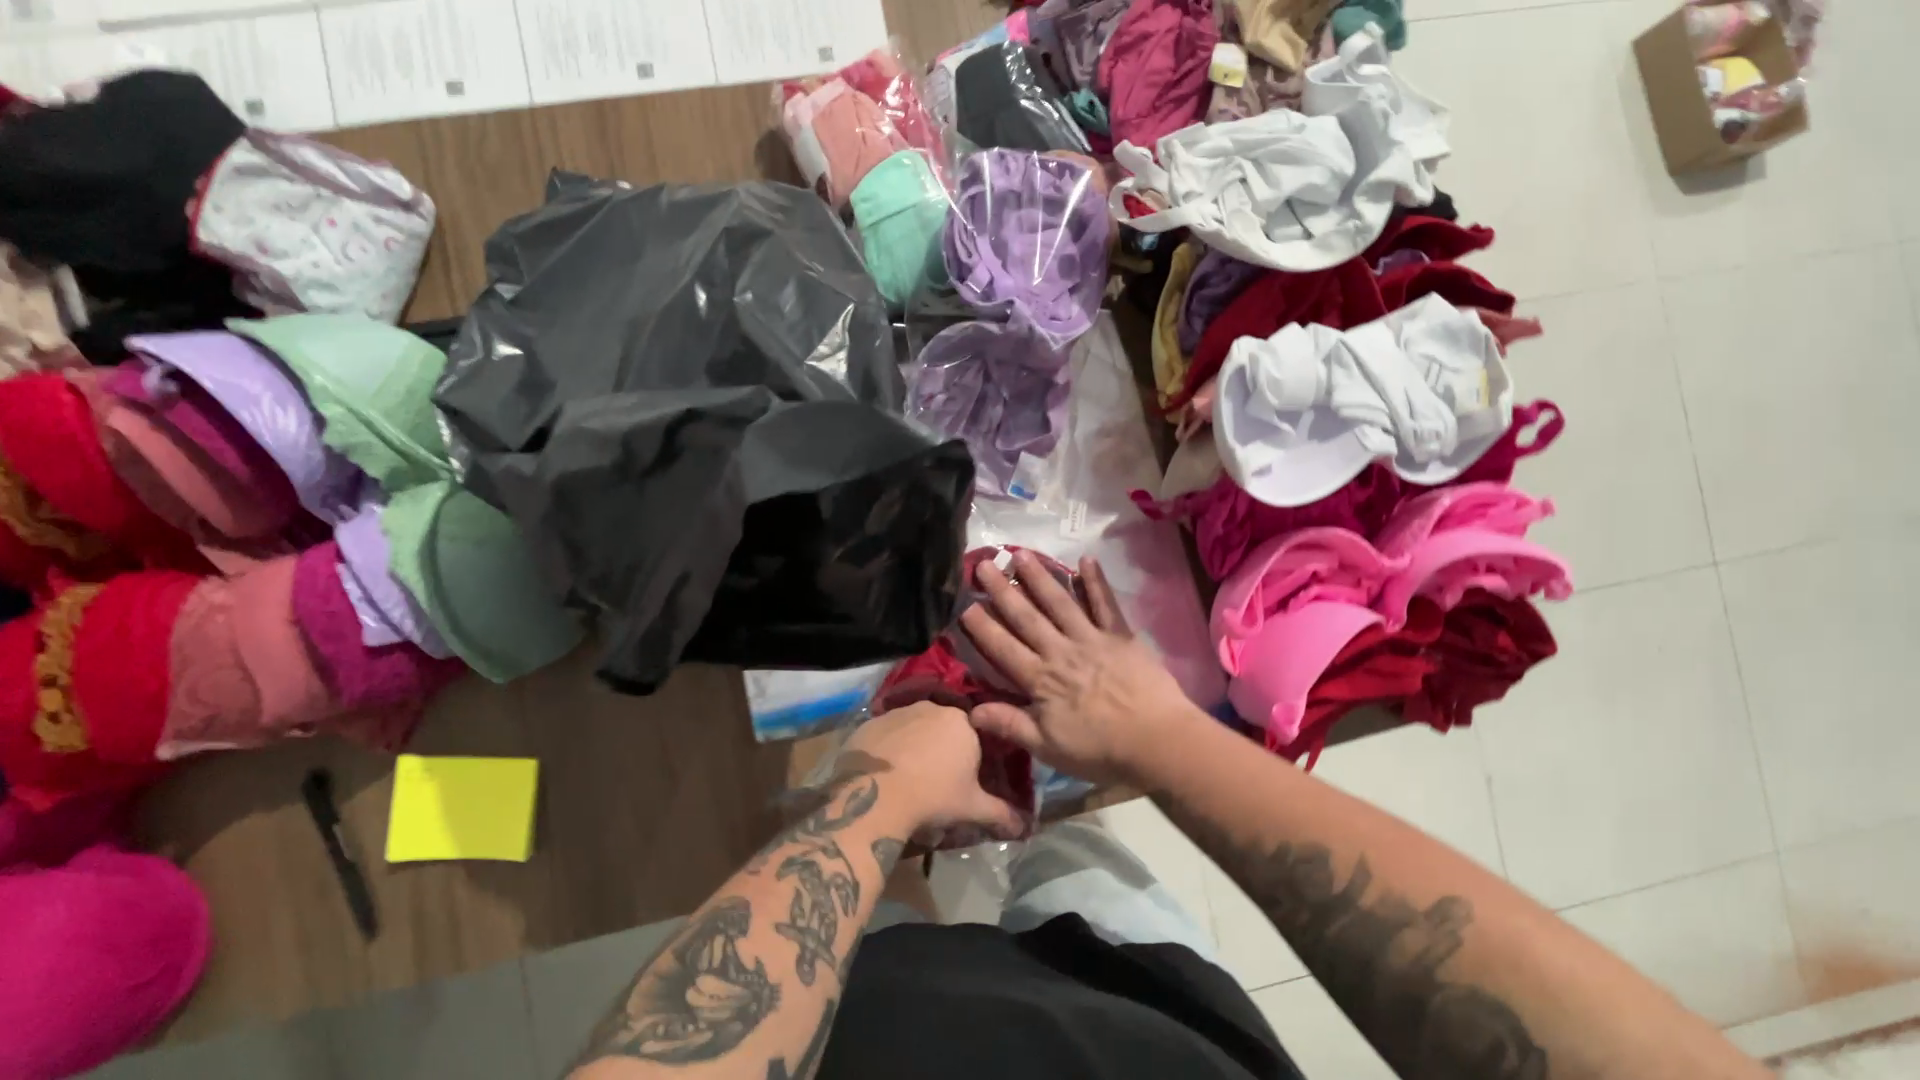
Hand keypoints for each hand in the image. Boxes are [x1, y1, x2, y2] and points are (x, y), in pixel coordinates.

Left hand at [839, 701, 1025, 838]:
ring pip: (912, 728)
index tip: (962, 779)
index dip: (968, 757)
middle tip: (935, 780)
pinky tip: (883, 774)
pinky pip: (885, 734)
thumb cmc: (933, 797)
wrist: (874, 798)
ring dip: (913, 747)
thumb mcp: (973, 808)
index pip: (973, 734)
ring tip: (907, 778)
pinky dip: (887, 749)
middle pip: (941, 728)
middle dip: (941, 749)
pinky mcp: (868, 723)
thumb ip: (1002, 814)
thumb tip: (1027, 826)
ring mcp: (896, 713)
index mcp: (961, 722)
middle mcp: (930, 708)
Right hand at [959, 553, 1203, 785]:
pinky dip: (1096, 582)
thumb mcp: (1048, 748)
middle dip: (1003, 591)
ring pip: (1060, 603)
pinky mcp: (1121, 637)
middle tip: (983, 564)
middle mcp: (1061, 652)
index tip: (964, 603)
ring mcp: (1092, 640)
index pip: (1004, 649)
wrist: (1158, 741)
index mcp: (1041, 680)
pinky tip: (1086, 560)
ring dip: (1040, 577)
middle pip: (1027, 618)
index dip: (982, 627)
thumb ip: (1010, 724)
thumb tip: (970, 711)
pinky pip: (1106, 605)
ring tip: (1021, 553)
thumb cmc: (1100, 751)